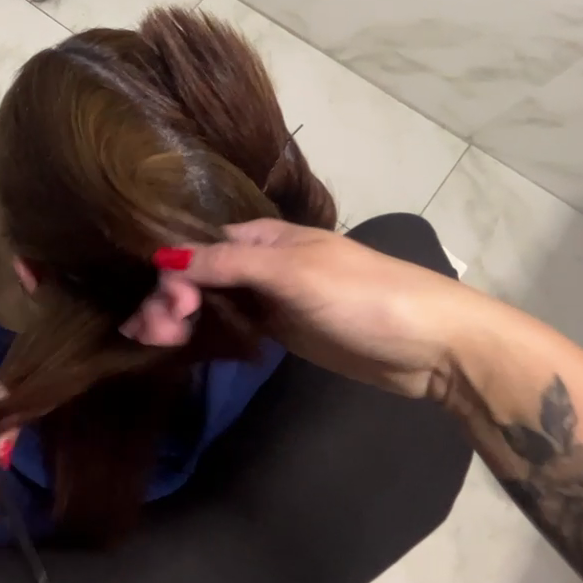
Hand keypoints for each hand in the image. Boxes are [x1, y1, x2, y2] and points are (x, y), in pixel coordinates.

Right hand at [157, 219, 501, 401]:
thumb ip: (225, 264)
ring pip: (208, 302)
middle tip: (149, 334)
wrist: (434, 346)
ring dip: (178, 318)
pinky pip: (230, 325)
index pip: (197, 249)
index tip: (166, 309)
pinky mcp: (280, 330)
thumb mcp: (290, 272)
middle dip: (167, 301)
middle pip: (196, 276)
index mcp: (260, 236)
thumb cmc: (362, 295)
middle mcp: (257, 262)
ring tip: (155, 341)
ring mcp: (268, 298)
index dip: (172, 274)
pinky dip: (203, 332)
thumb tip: (161, 258)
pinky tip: (179, 344)